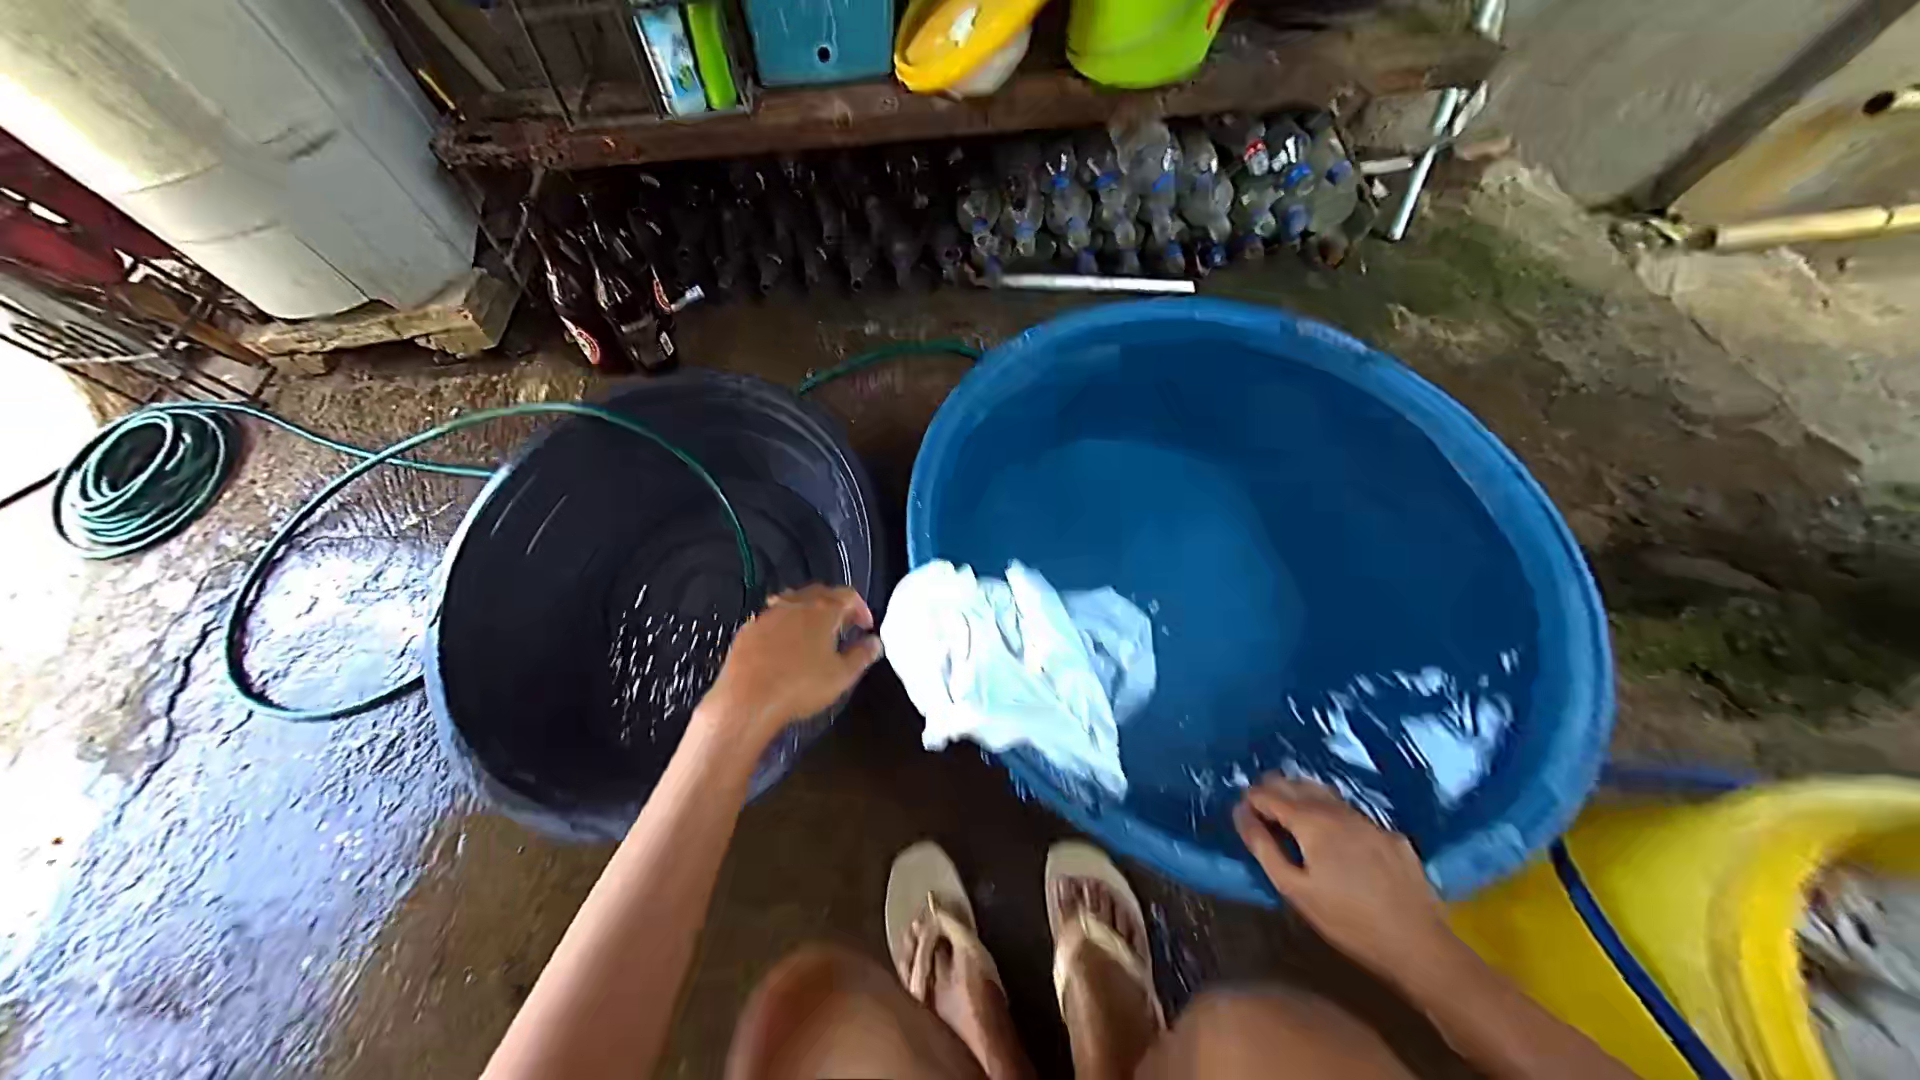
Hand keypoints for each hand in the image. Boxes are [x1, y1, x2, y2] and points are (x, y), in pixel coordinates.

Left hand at [694, 585, 882, 750]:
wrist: (746, 701)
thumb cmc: (798, 687)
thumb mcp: (842, 675)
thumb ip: (862, 655)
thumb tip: (874, 644)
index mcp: (822, 610)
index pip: (849, 595)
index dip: (861, 608)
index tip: (865, 625)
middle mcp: (795, 604)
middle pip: (821, 593)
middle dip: (836, 606)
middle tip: (844, 625)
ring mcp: (768, 615)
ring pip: (794, 602)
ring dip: (809, 613)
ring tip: (815, 634)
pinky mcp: (748, 630)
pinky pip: (772, 619)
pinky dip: (785, 626)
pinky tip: (786, 647)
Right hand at [1233, 775, 1459, 981]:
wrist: (1420, 946)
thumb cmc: (1347, 920)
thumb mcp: (1293, 888)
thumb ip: (1263, 846)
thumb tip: (1240, 812)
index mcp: (1311, 821)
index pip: (1270, 793)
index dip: (1251, 798)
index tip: (1242, 810)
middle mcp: (1339, 811)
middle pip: (1297, 784)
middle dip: (1274, 790)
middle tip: (1261, 808)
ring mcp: (1369, 821)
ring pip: (1327, 795)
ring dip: (1303, 797)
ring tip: (1291, 815)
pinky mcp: (1392, 836)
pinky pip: (1352, 814)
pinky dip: (1332, 814)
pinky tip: (1335, 837)